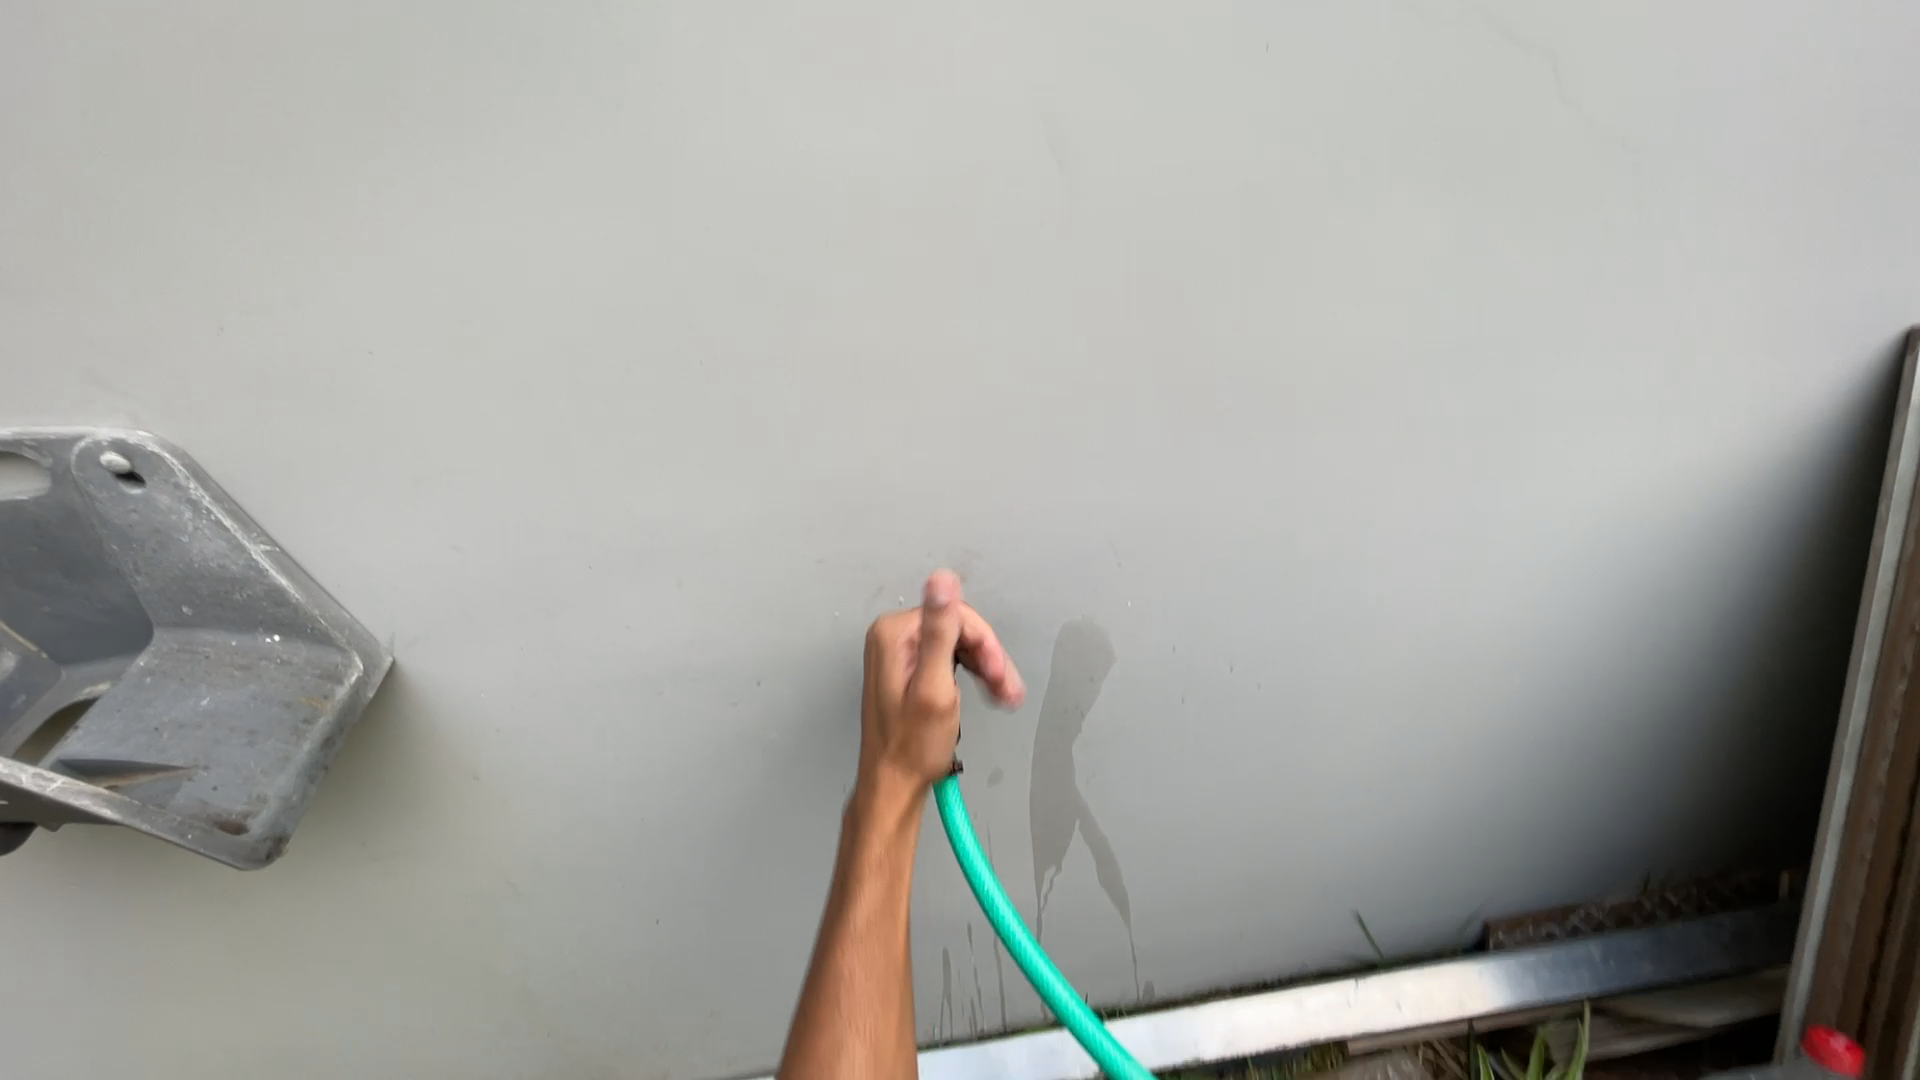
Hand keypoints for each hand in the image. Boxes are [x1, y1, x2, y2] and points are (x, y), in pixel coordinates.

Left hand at [859, 569, 1025, 791]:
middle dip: (988, 659)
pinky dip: (972, 675)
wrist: (894, 785)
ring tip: (1005, 697)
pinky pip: (949, 659)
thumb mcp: (934, 686)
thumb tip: (942, 577)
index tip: (999, 677)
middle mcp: (893, 636)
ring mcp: (899, 652)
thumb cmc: (913, 746)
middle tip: (1006, 691)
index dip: (985, 645)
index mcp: (894, 633)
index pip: (957, 616)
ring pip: (959, 645)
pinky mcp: (907, 669)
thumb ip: (941, 631)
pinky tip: (989, 693)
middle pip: (959, 629)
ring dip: (985, 669)